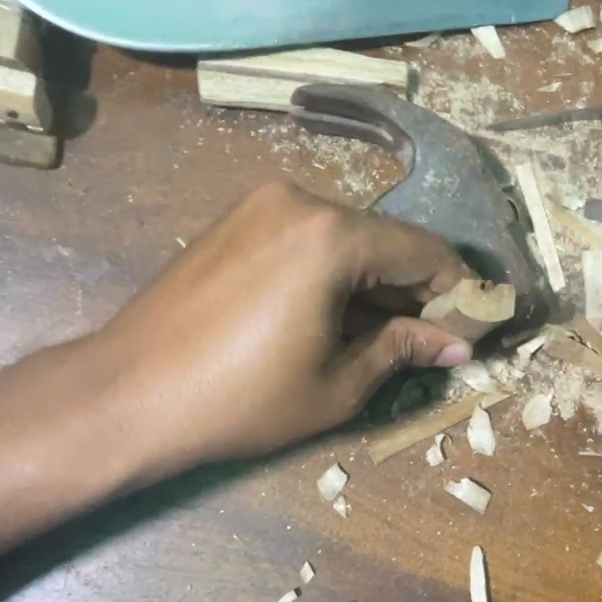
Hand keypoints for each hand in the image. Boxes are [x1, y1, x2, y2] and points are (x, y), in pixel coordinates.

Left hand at [96, 181, 472, 471]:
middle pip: (384, 242)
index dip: (456, 293)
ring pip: (346, 242)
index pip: (424, 251)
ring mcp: (260, 206)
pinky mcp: (235, 223)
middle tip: (431, 343)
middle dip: (414, 293)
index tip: (469, 331)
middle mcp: (299, 201)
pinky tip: (332, 322)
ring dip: (373, 287)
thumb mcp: (338, 385)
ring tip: (381, 342)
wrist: (132, 394)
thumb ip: (402, 350)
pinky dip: (332, 277)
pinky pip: (306, 242)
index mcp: (332, 237)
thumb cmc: (243, 400)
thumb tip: (456, 344)